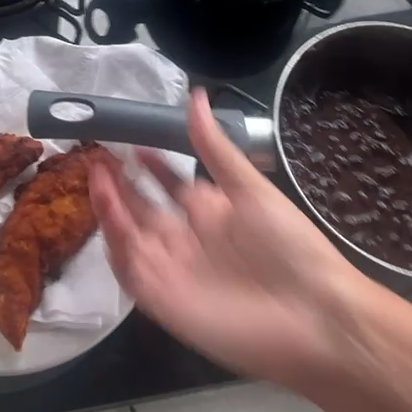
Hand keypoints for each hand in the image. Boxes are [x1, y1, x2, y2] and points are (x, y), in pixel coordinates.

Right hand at [90, 87, 364, 388]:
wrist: (314, 315)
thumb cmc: (290, 245)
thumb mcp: (250, 187)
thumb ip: (214, 147)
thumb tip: (196, 96)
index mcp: (211, 212)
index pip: (169, 182)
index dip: (148, 162)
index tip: (128, 137)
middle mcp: (187, 239)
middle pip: (142, 207)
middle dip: (119, 181)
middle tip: (99, 153)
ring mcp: (173, 269)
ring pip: (129, 235)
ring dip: (111, 207)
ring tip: (96, 175)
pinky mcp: (163, 300)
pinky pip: (130, 271)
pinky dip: (116, 245)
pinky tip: (108, 217)